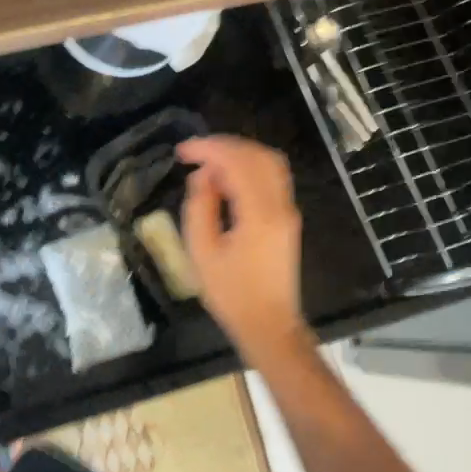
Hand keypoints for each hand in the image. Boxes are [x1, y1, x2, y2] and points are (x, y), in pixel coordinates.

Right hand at [178, 135, 311, 361]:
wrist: (269, 325)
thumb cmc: (231, 294)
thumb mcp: (202, 252)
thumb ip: (200, 206)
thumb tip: (203, 176)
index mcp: (259, 214)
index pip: (237, 162)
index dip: (208, 149)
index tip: (182, 152)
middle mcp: (280, 206)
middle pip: (257, 154)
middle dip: (223, 146)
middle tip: (194, 153)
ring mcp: (288, 210)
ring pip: (269, 162)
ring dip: (239, 154)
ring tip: (209, 164)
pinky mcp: (288, 218)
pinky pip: (272, 177)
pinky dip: (249, 167)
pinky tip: (226, 181)